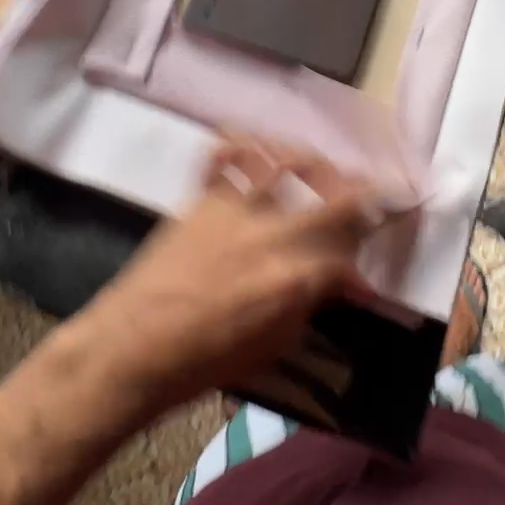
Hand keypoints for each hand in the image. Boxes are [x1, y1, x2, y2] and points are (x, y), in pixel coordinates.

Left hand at [76, 138, 387, 414]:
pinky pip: (224, 157)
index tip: (360, 281)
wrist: (134, 345)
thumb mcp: (273, 346)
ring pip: (286, 162)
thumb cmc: (205, 360)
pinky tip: (253, 148)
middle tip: (370, 194)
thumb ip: (309, 307)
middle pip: (337, 199)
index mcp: (295, 279)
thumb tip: (336, 286)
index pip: (349, 258)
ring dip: (312, 161)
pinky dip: (241, 145)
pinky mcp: (202, 199)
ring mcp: (236, 210)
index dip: (360, 270)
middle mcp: (273, 235)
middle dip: (363, 195)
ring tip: (317, 165)